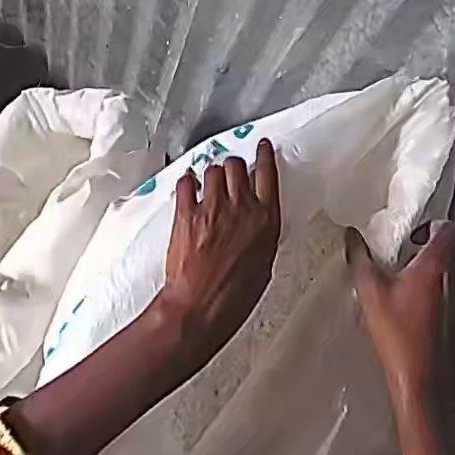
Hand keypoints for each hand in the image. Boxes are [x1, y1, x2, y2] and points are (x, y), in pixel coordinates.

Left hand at [154, 139, 281, 368]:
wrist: (200, 307)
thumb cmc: (234, 295)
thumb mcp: (264, 262)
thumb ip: (261, 233)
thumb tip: (256, 223)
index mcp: (265, 219)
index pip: (268, 174)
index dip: (265, 156)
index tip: (263, 147)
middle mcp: (240, 206)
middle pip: (237, 165)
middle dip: (234, 166)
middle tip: (231, 173)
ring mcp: (212, 207)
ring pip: (213, 169)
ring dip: (213, 174)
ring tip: (211, 184)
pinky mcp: (187, 212)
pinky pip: (187, 183)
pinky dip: (188, 181)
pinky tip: (189, 185)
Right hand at [347, 220, 454, 405]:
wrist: (415, 376)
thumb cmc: (397, 331)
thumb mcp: (371, 289)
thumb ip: (360, 258)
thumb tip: (352, 236)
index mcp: (432, 267)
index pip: (448, 232)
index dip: (434, 222)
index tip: (415, 224)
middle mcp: (446, 280)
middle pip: (443, 249)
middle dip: (422, 242)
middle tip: (398, 242)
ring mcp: (448, 299)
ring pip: (438, 270)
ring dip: (419, 264)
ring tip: (393, 266)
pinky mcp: (443, 316)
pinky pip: (433, 288)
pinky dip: (418, 283)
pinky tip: (396, 294)